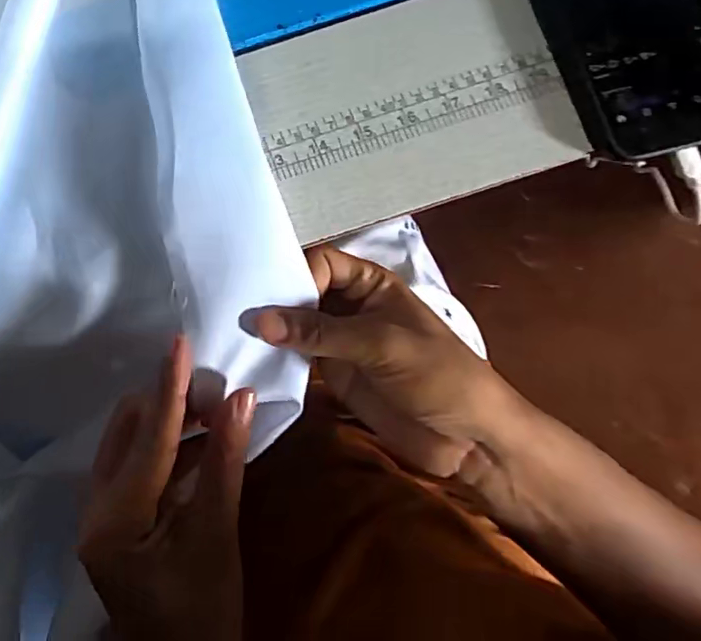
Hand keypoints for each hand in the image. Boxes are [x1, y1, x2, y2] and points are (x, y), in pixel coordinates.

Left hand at [78, 335, 252, 640]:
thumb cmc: (202, 609)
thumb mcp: (217, 533)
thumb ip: (224, 460)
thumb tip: (241, 397)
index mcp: (113, 520)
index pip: (148, 438)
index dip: (169, 387)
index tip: (180, 342)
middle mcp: (95, 509)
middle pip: (130, 429)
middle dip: (171, 401)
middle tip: (217, 392)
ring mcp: (101, 513)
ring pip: (132, 441)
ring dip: (171, 420)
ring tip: (215, 410)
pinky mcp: (115, 517)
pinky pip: (137, 460)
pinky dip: (169, 443)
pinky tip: (203, 439)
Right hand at [249, 244, 515, 477]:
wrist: (469, 438)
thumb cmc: (438, 373)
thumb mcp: (381, 344)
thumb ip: (321, 332)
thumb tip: (259, 319)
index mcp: (371, 284)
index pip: (323, 263)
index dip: (297, 274)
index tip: (269, 296)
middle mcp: (352, 306)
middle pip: (305, 291)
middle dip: (275, 299)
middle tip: (233, 310)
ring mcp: (342, 342)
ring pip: (298, 325)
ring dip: (272, 330)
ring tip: (231, 334)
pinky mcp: (335, 375)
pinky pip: (300, 358)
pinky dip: (277, 358)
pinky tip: (249, 360)